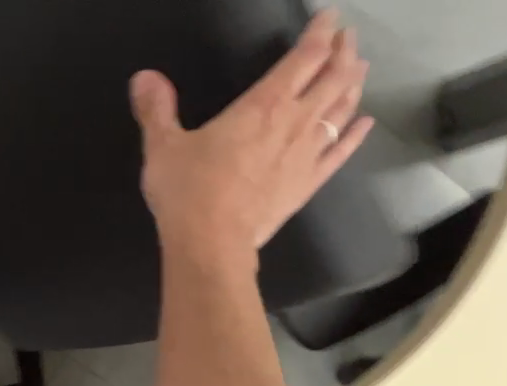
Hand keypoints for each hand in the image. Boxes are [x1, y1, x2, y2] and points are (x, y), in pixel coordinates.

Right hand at [131, 9, 373, 265]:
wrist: (210, 242)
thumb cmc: (186, 192)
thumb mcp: (161, 148)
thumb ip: (156, 110)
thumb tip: (143, 77)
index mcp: (263, 105)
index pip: (305, 56)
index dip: (320, 31)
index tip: (328, 17)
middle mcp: (296, 120)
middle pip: (335, 75)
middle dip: (343, 52)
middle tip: (346, 40)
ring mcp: (308, 152)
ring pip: (344, 107)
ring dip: (353, 84)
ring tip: (357, 70)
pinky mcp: (309, 181)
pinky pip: (341, 151)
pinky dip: (355, 133)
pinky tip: (363, 123)